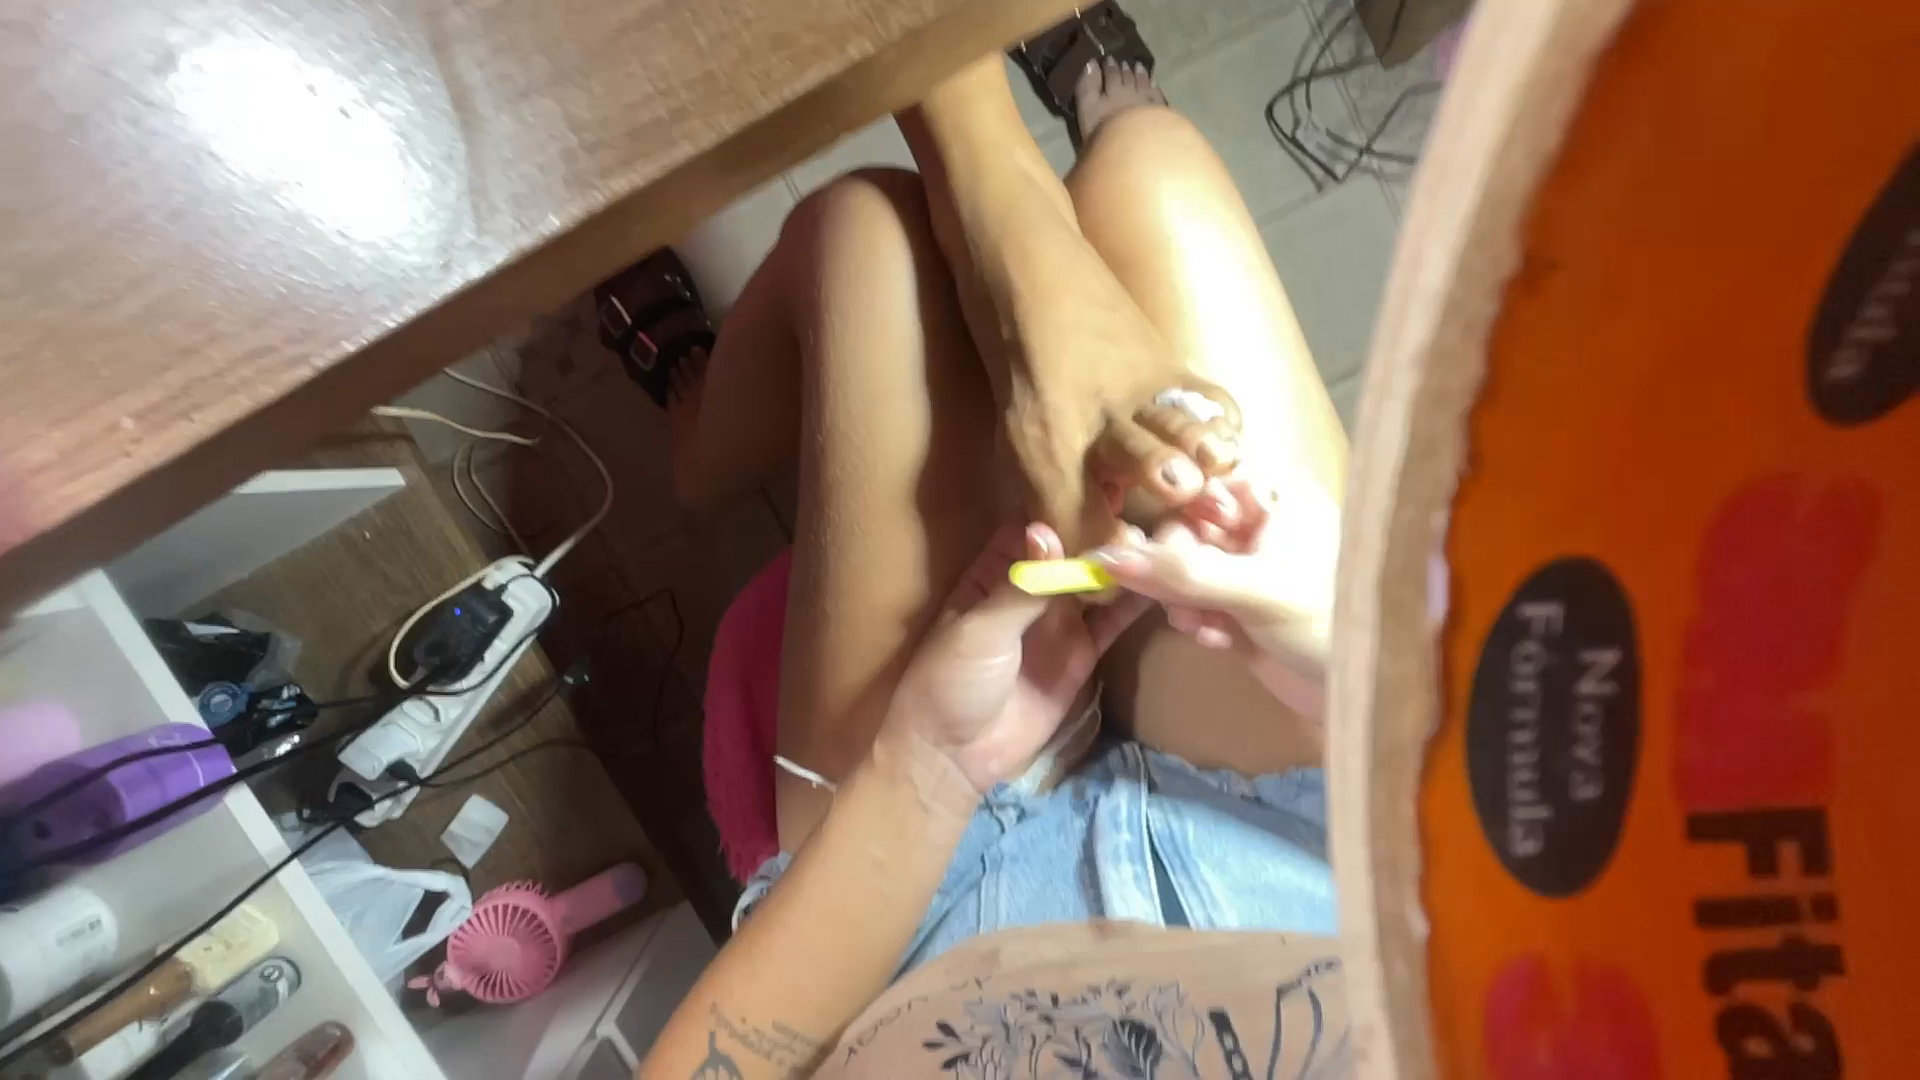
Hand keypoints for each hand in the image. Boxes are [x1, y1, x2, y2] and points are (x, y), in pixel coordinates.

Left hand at [882, 522, 1149, 794]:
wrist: (955, 755)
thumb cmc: (950, 681)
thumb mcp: (979, 629)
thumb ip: (1019, 585)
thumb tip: (1045, 528)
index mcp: (993, 572)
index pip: (1033, 526)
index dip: (1064, 502)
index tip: (1108, 474)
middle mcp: (1031, 588)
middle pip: (1073, 550)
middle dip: (1105, 529)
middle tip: (1154, 501)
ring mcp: (1059, 620)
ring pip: (1097, 582)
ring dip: (1127, 563)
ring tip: (1171, 534)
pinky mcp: (1081, 653)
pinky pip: (1112, 623)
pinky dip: (1136, 605)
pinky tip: (1169, 582)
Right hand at [1090, 465, 1338, 716]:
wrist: (1367, 695)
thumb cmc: (1327, 623)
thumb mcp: (1252, 589)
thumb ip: (1177, 571)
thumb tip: (1100, 557)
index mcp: (1276, 495)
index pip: (1200, 481)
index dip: (1174, 512)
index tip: (1157, 548)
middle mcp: (1257, 521)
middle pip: (1183, 527)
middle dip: (1175, 568)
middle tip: (1181, 600)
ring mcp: (1246, 564)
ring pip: (1181, 567)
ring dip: (1181, 599)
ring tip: (1203, 625)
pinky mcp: (1237, 604)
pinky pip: (1192, 599)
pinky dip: (1196, 619)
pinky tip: (1216, 639)